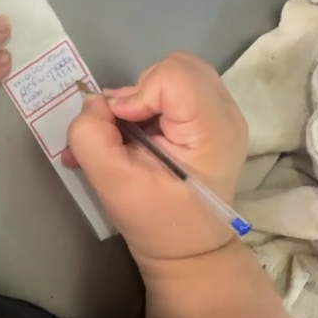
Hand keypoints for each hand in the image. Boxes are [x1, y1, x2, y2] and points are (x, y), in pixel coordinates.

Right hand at [64, 51, 249, 267]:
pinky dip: (149, 104)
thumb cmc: (155, 221)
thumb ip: (91, 136)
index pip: (170, 76)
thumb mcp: (111, 183)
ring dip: (141, 98)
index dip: (136, 96)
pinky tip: (135, 134)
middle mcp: (226, 113)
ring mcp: (222, 115)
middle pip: (175, 66)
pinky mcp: (211, 120)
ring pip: (174, 74)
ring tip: (126, 134)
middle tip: (124, 130)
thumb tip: (95, 103)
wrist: (189, 251)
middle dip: (139, 93)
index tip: (123, 131)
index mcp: (212, 129)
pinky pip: (176, 90)